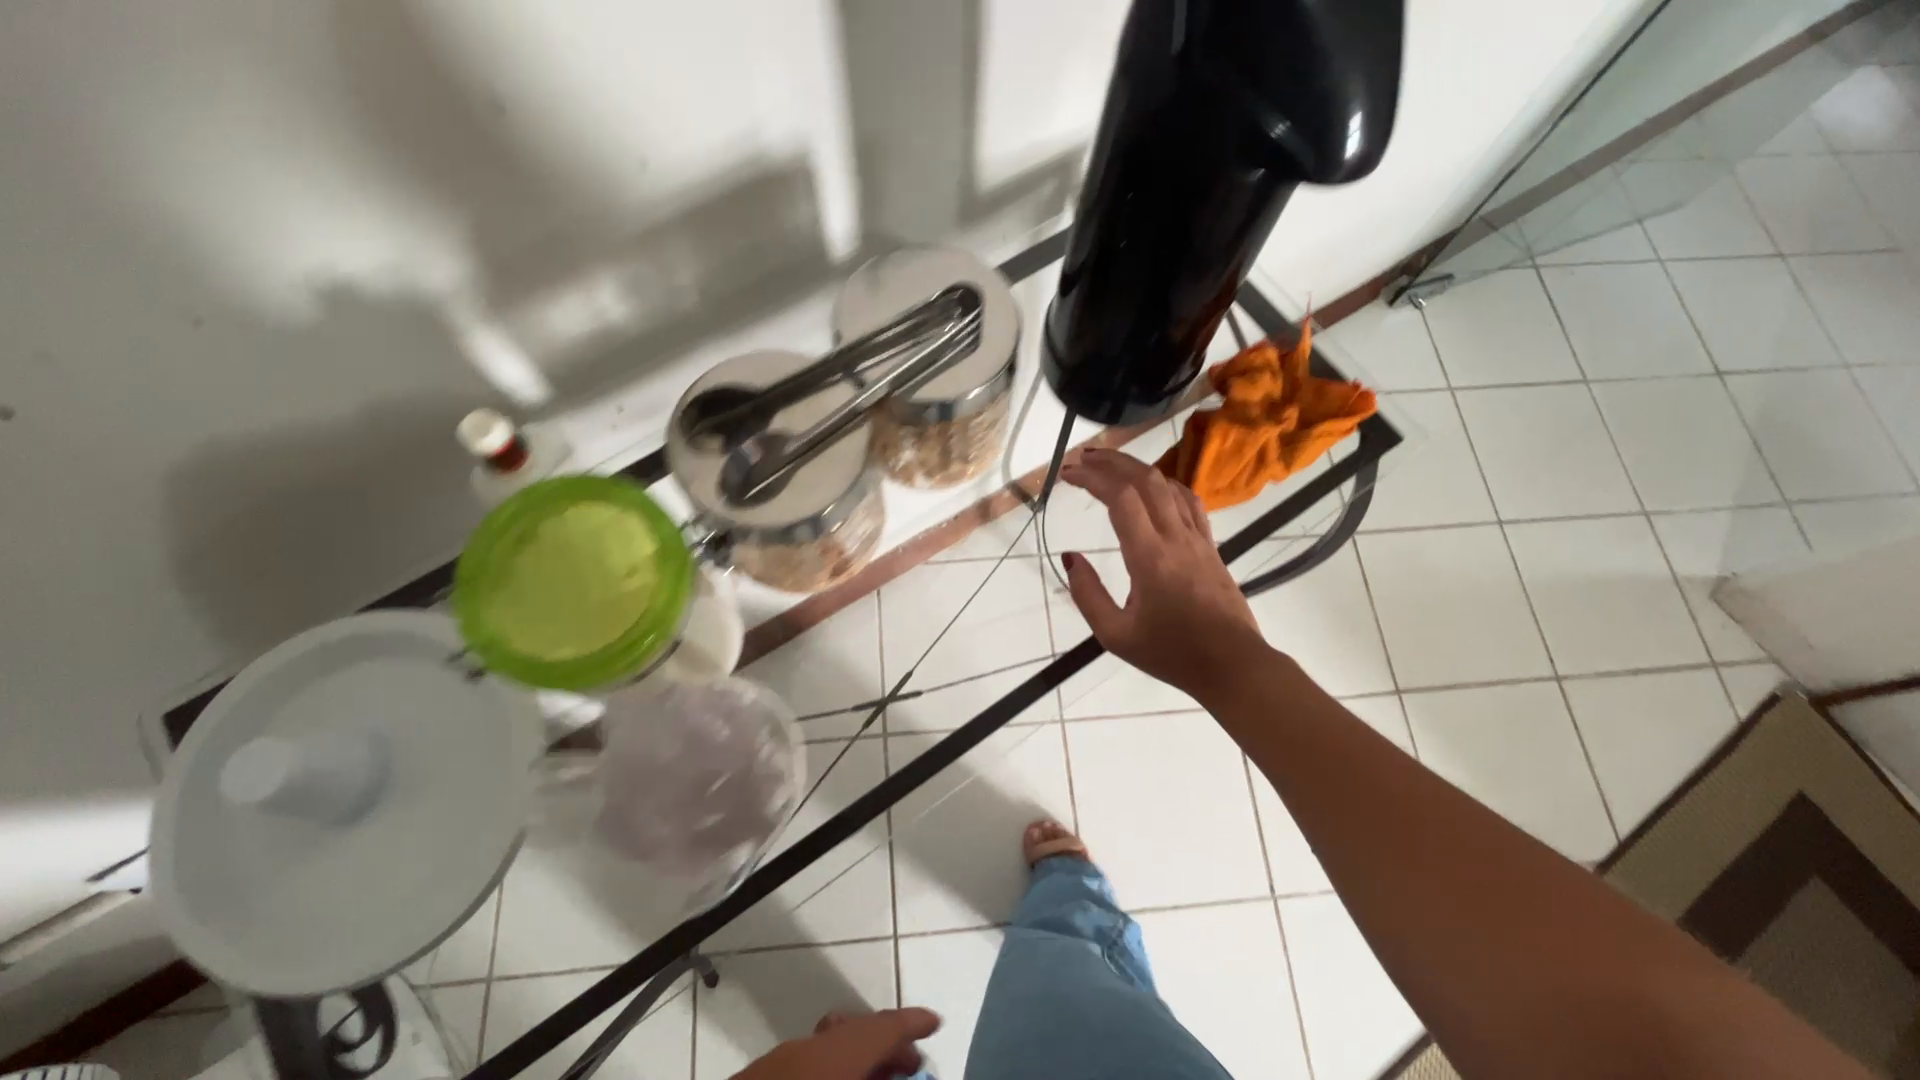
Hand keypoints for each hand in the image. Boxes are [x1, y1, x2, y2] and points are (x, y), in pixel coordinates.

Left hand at [731, 1009, 939, 1079]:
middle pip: (853, 1035)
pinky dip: (831, 1073)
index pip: (880, 1028)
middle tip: (912, 1068)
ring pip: (826, 1051)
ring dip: (857, 1062)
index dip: (910, 1024)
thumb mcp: (847, 1073)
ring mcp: (775, 1068)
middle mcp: (803, 1053)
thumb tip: (904, 1075)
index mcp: (832, 1058)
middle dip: (886, 1048)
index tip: (935, 1024)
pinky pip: (805, 1067)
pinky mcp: (758, 1079)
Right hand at [1058, 449, 1267, 695]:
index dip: (1092, 478)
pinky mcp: (1211, 547)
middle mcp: (1175, 538)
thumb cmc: (1171, 654)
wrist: (1232, 665)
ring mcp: (1198, 540)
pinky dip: (1166, 484)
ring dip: (1137, 468)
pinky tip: (1154, 486)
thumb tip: (1070, 557)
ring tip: (1110, 465)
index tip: (1068, 474)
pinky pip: (1189, 502)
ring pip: (1169, 485)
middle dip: (1111, 462)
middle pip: (1145, 479)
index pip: (1120, 498)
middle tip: (1082, 459)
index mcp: (1149, 558)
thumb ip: (1088, 594)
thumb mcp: (1116, 635)